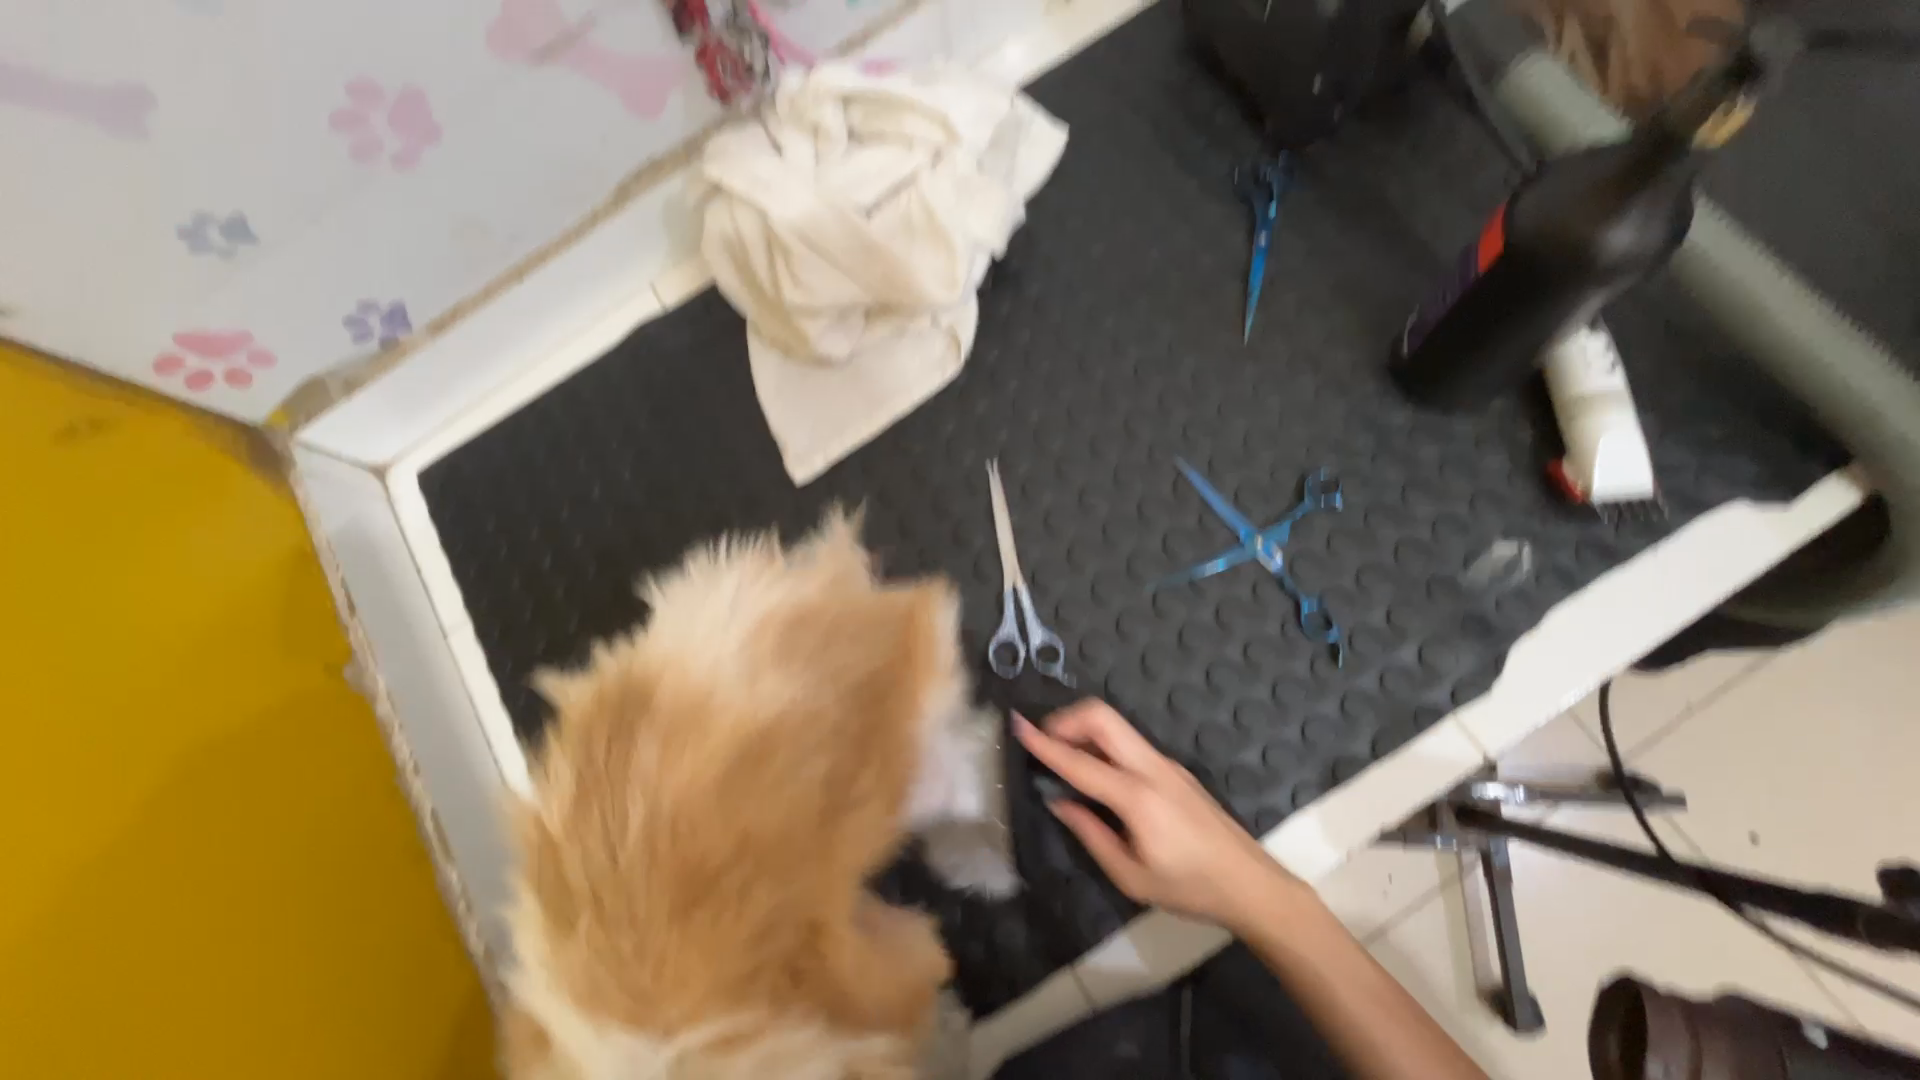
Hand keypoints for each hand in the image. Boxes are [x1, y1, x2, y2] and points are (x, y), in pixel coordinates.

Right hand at [1013, 700, 1301, 930]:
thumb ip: (1091, 834)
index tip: (1017, 724)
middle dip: (1065, 719)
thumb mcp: (1131, 876)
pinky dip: (1102, 745)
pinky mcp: (1174, 769)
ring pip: (1116, 725)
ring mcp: (1166, 763)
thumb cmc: (1189, 888)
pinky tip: (1096, 775)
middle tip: (1043, 742)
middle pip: (1102, 716)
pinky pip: (1129, 743)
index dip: (1044, 743)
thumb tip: (1060, 802)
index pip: (1079, 762)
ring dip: (1084, 730)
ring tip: (1064, 760)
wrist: (1251, 884)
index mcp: (1137, 797)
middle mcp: (1151, 768)